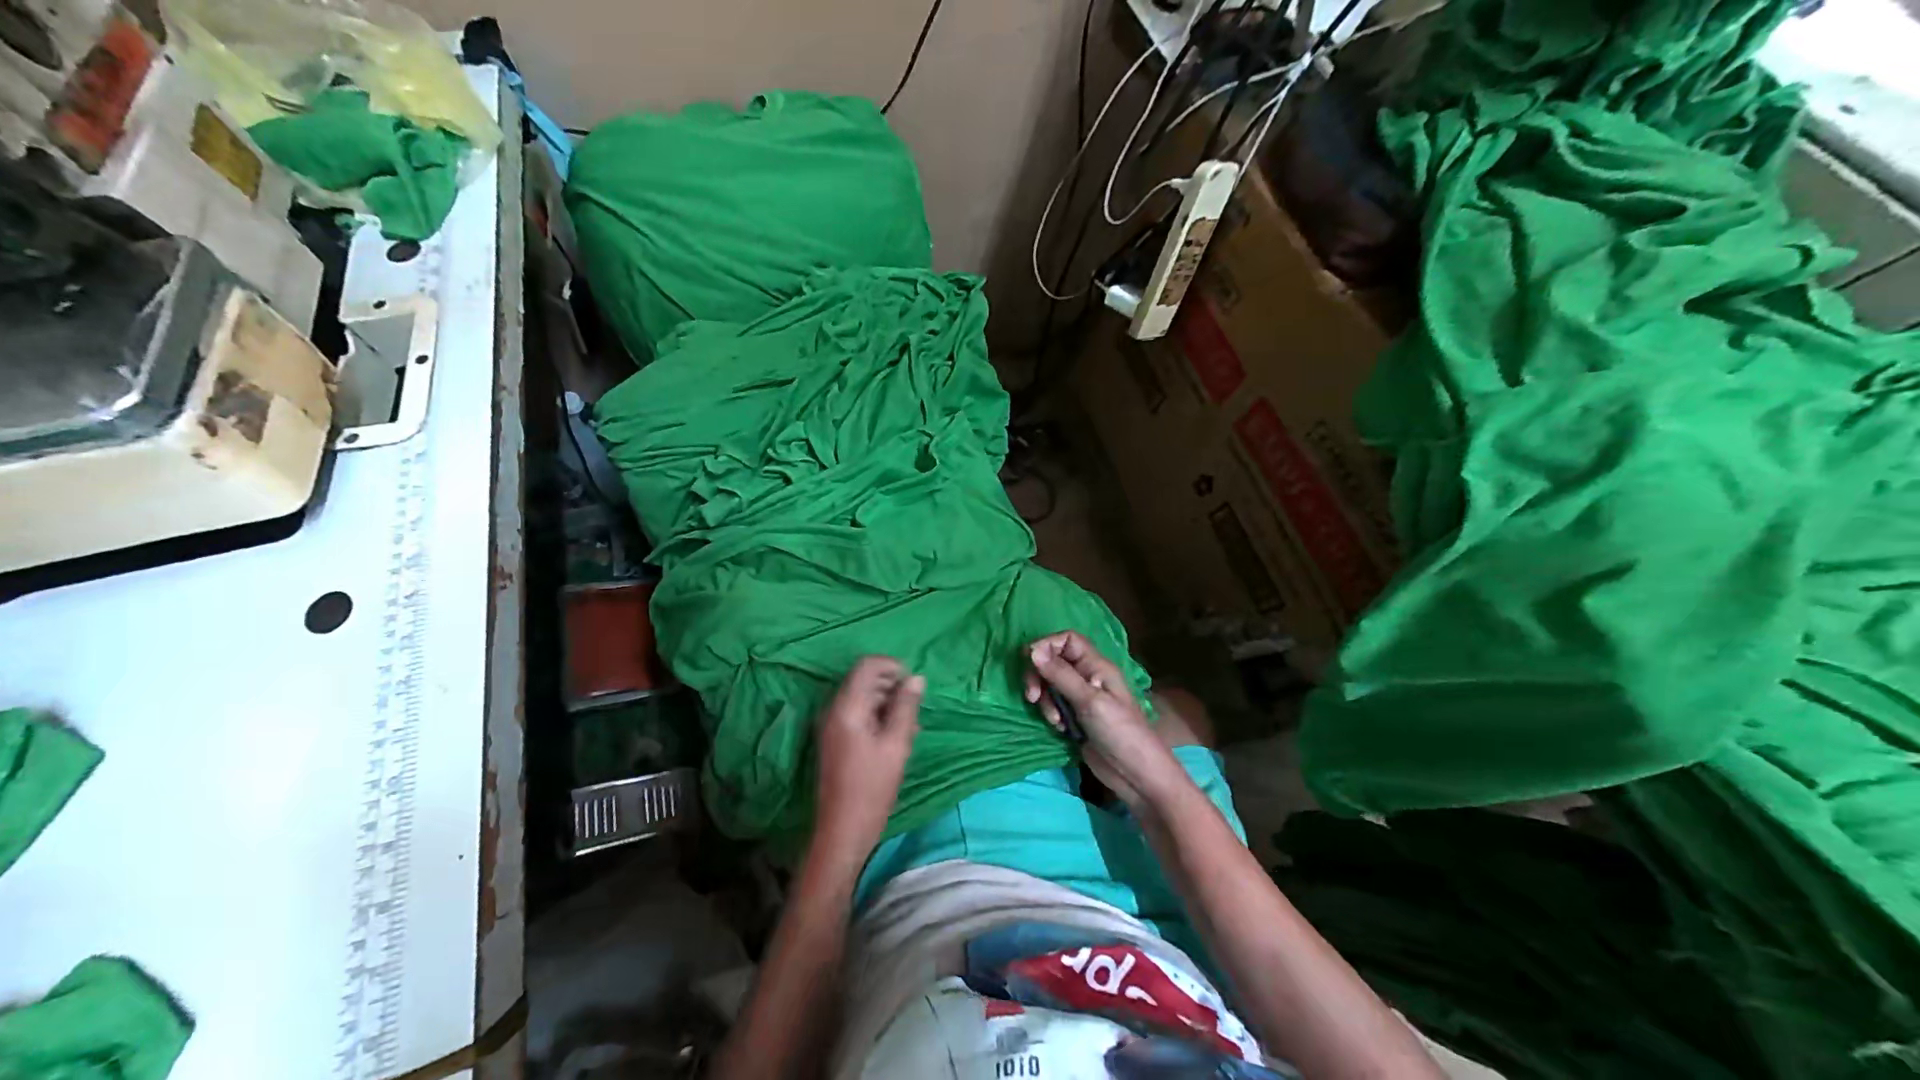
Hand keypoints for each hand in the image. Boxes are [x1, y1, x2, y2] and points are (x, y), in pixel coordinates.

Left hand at [814, 656, 923, 860]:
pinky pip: (859, 714)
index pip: (867, 665)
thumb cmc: (871, 787)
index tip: (914, 686)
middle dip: (893, 687)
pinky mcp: (836, 739)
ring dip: (888, 703)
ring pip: (863, 697)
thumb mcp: (896, 744)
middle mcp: (834, 709)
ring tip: (910, 727)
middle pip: (864, 679)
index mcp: (846, 706)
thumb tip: (916, 678)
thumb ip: (906, 707)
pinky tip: (897, 738)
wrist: (842, 830)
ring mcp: (832, 724)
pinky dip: (879, 717)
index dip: (893, 667)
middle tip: (915, 710)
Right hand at [1024, 631, 1188, 810]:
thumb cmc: (1120, 732)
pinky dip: (1052, 713)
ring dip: (1046, 699)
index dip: (1047, 645)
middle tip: (1033, 697)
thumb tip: (1032, 650)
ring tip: (1054, 719)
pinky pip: (1055, 705)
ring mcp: (1083, 698)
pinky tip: (1060, 728)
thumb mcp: (1089, 701)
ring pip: (1051, 684)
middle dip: (1039, 676)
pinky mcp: (1077, 717)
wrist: (1136, 774)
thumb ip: (1060, 675)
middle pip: (1054, 661)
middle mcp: (1089, 677)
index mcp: (1097, 665)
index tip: (1031, 662)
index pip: (1067, 640)